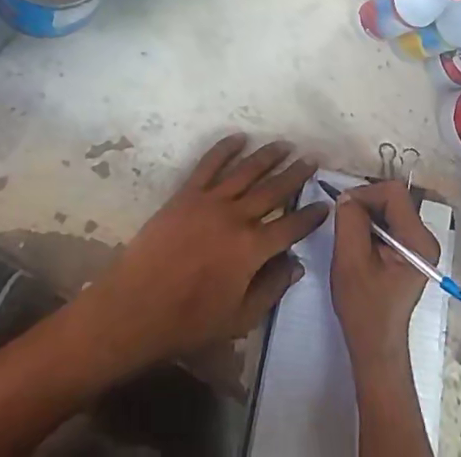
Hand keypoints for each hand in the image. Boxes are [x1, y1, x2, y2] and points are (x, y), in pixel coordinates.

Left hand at [69, 136, 327, 371]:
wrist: (134, 309)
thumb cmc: (188, 322)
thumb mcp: (239, 319)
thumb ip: (271, 289)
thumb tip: (296, 264)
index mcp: (253, 249)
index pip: (292, 226)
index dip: (311, 214)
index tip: (325, 203)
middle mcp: (237, 218)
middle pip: (274, 189)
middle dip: (296, 174)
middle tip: (312, 159)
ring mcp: (210, 202)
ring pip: (247, 170)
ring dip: (269, 156)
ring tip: (285, 145)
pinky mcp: (186, 195)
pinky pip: (209, 164)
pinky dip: (225, 148)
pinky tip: (239, 138)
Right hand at [331, 180, 437, 367]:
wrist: (375, 343)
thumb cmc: (364, 306)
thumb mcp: (350, 260)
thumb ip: (350, 221)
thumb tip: (348, 196)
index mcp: (418, 240)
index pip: (394, 193)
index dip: (366, 193)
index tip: (344, 209)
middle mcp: (425, 237)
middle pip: (394, 198)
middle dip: (366, 204)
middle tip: (344, 222)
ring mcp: (420, 244)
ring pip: (390, 208)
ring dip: (367, 215)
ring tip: (351, 235)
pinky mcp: (411, 250)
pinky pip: (390, 222)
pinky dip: (372, 225)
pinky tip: (360, 243)